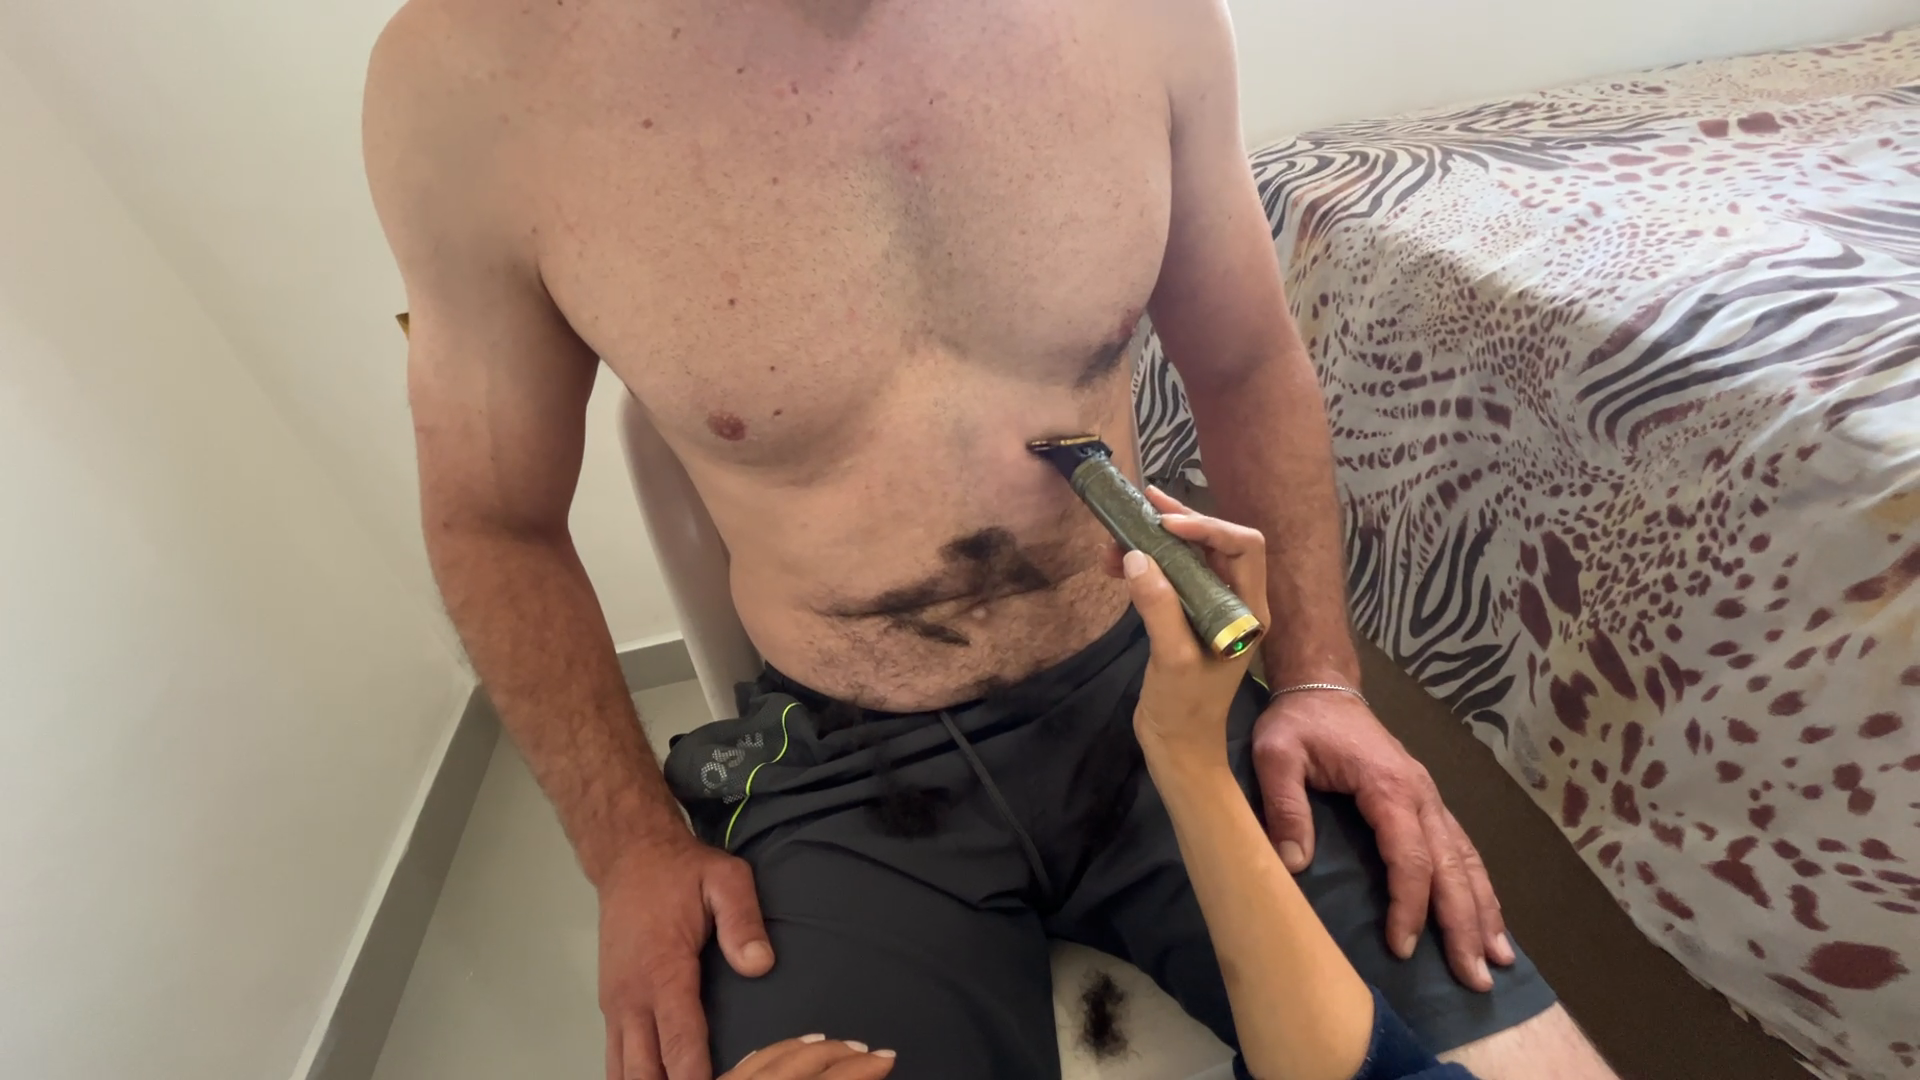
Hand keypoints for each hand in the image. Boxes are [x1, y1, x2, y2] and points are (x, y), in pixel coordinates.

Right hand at [600, 831, 775, 1079]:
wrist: (631, 857)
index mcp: (664, 970)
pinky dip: (633, 1079)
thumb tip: (761, 965)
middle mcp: (632, 998)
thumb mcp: (725, 878)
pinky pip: (615, 1059)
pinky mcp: (610, 1006)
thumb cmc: (684, 870)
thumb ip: (742, 920)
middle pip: (645, 1072)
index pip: (680, 1042)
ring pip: (623, 1073)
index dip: (696, 1079)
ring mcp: (615, 1005)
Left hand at [719, 1036, 896, 1079]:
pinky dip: (767, 1054)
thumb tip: (859, 1075)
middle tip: (867, 1049)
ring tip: (828, 1040)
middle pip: (802, 1064)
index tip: (888, 1057)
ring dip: (804, 1048)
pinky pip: (741, 1067)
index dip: (862, 1069)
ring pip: (770, 1059)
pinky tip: (777, 1050)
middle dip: (838, 1054)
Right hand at [1109, 488, 1270, 758]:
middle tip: (1141, 505)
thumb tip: (1135, 558)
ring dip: (1155, 543)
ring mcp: (1208, 609)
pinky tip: (1117, 563)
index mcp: (1247, 610)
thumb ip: (1159, 607)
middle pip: (1214, 543)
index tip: (1164, 524)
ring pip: (1188, 557)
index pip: (1242, 547)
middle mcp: (1234, 602)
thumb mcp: (1172, 659)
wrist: (1177, 746)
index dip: (1207, 527)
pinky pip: (1169, 577)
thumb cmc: (1184, 708)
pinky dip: (1145, 565)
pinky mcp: (1184, 617)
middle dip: (1178, 522)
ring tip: (1115, 537)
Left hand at [1253, 692, 1513, 990]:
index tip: (1399, 946)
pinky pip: (1459, 845)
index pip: (1408, 857)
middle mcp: (1420, 794)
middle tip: (1475, 978)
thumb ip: (1285, 805)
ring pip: (1465, 858)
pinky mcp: (1423, 797)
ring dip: (1482, 908)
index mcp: (1388, 786)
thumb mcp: (1276, 755)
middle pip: (1450, 866)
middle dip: (1463, 923)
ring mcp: (1427, 794)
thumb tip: (1294, 865)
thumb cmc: (1297, 722)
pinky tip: (1486, 912)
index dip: (1408, 905)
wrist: (1320, 688)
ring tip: (1498, 959)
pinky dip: (1476, 882)